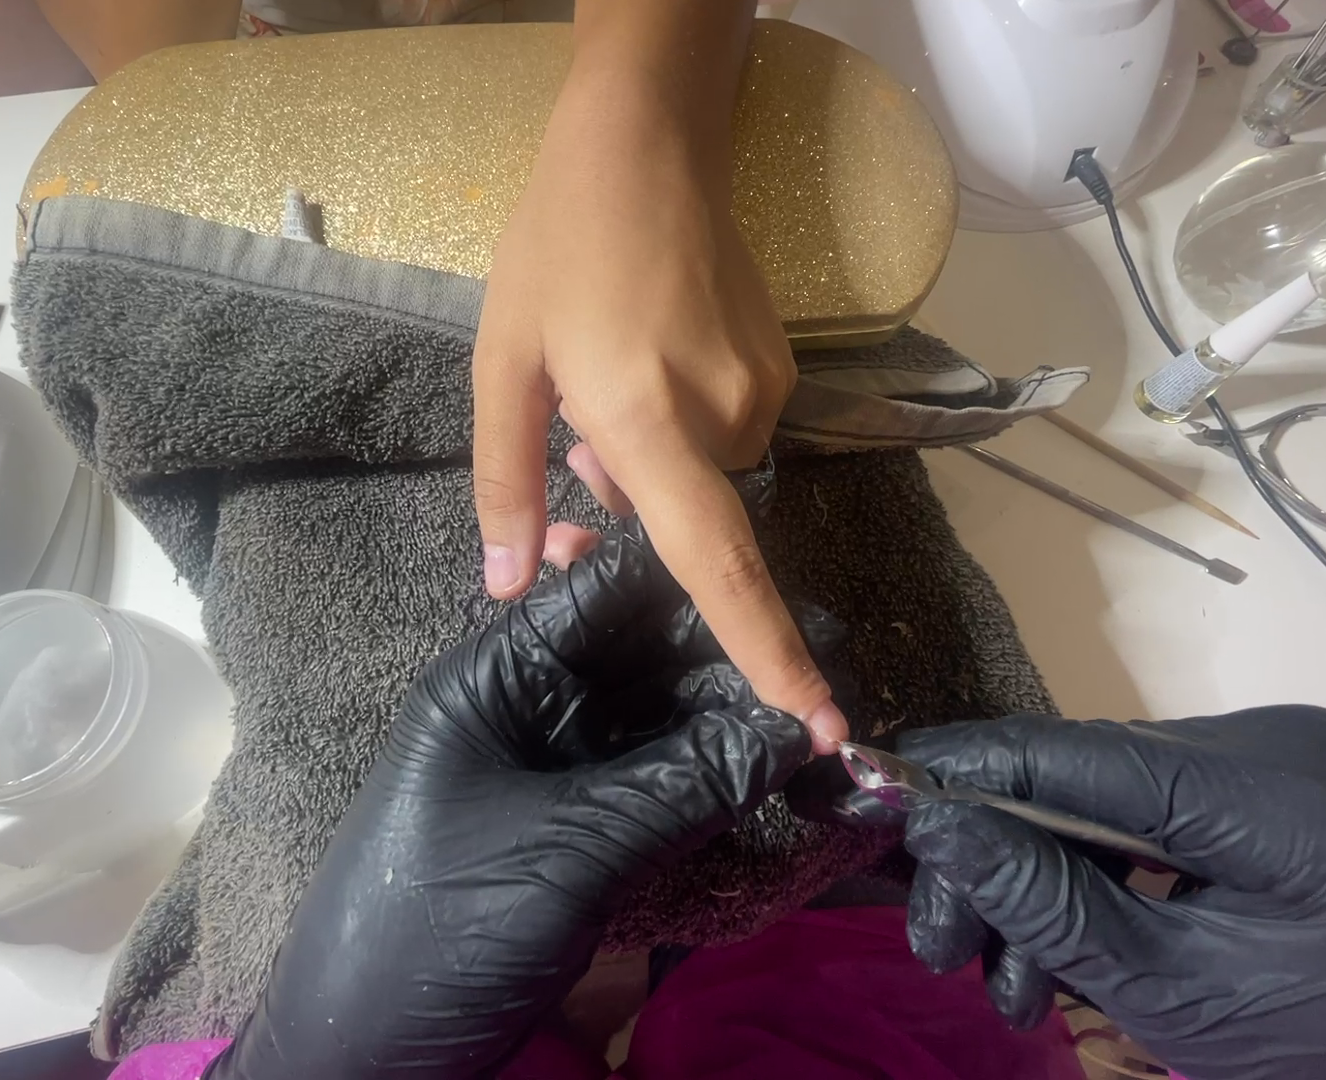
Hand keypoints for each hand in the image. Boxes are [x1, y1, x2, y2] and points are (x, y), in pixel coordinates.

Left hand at [213, 524, 812, 1079]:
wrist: (372, 1052)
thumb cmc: (441, 928)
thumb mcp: (564, 852)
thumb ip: (680, 784)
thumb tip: (796, 731)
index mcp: (495, 673)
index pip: (599, 594)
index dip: (688, 591)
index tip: (780, 596)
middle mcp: (529, 697)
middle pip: (638, 652)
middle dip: (722, 657)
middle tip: (824, 666)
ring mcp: (555, 756)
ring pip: (653, 711)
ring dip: (724, 713)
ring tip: (815, 713)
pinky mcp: (578, 810)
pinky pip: (652, 768)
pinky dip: (705, 766)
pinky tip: (766, 762)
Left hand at [471, 0, 846, 750]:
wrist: (644, 145)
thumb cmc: (556, 249)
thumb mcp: (503, 367)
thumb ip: (506, 483)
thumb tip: (512, 582)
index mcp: (647, 418)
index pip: (715, 559)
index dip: (767, 649)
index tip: (821, 725)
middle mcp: (724, 417)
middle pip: (690, 521)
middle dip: (632, 517)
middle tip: (575, 468)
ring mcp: (763, 393)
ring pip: (705, 478)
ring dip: (652, 467)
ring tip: (604, 401)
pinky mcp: (778, 372)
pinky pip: (725, 438)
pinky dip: (681, 437)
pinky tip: (647, 379)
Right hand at [896, 708, 1325, 1079]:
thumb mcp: (1168, 996)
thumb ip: (1038, 899)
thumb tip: (926, 820)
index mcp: (1278, 799)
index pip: (1068, 753)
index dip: (958, 768)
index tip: (871, 788)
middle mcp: (1270, 742)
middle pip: (1067, 777)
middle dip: (991, 858)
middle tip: (940, 942)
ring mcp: (1266, 753)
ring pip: (1086, 792)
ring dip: (1030, 874)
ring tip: (1003, 975)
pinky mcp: (1251, 776)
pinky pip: (1127, 802)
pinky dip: (1081, 864)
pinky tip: (1055, 939)